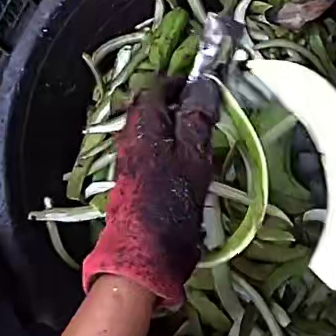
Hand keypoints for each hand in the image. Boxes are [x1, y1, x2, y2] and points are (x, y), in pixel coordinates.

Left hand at [81, 79, 219, 305]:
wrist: (146, 255)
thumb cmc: (171, 202)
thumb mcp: (194, 156)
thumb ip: (197, 118)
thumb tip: (204, 85)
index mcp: (143, 125)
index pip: (156, 85)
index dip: (181, 80)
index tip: (203, 86)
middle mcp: (130, 136)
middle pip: (152, 106)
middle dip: (178, 102)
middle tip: (205, 109)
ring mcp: (129, 157)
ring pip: (153, 127)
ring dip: (175, 124)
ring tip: (201, 134)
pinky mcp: (134, 176)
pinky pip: (153, 147)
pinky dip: (171, 144)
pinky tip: (188, 158)